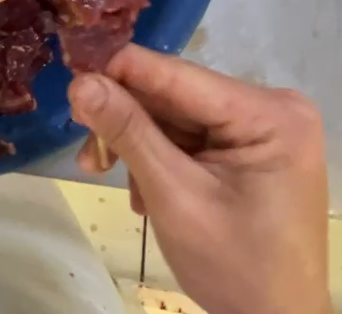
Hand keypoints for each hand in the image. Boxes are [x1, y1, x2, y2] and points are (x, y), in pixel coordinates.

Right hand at [70, 46, 330, 313]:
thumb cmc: (235, 268)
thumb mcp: (174, 196)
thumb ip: (127, 131)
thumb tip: (78, 82)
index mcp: (269, 113)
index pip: (176, 74)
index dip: (117, 73)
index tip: (70, 85)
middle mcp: (270, 106)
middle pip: (172, 95)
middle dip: (124, 120)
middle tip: (84, 144)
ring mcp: (261, 126)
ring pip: (172, 114)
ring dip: (135, 142)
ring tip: (103, 172)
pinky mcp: (249, 145)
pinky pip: (187, 133)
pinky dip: (156, 154)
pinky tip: (141, 186)